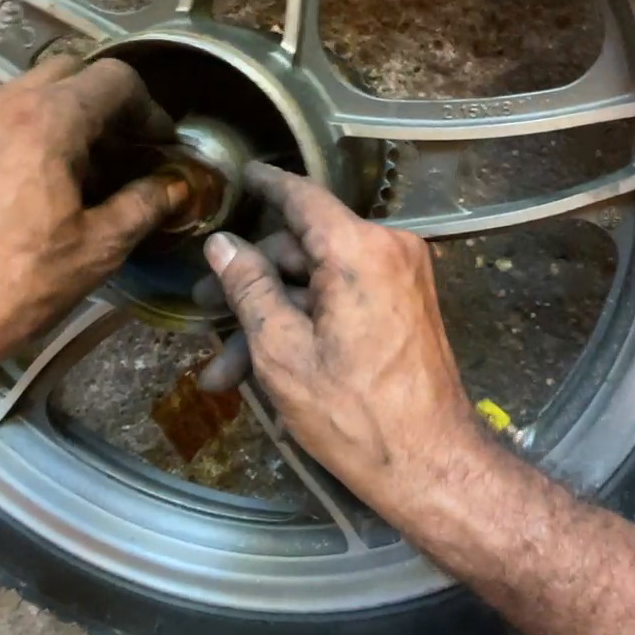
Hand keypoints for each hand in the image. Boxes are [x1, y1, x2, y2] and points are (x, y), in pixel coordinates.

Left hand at [0, 57, 187, 389]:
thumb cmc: (12, 284)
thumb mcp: (97, 247)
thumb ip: (145, 204)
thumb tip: (177, 187)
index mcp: (47, 119)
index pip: (115, 79)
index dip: (150, 109)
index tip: (162, 146)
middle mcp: (2, 102)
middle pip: (74, 75)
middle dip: (110, 106)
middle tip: (131, 153)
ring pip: (35, 92)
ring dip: (73, 118)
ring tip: (92, 173)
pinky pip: (5, 116)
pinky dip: (37, 131)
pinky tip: (48, 184)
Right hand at [197, 163, 481, 505]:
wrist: (430, 461)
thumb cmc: (353, 411)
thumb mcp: (283, 350)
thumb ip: (249, 287)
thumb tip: (222, 244)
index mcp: (359, 248)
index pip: (302, 196)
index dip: (266, 184)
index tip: (242, 174)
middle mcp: (387, 249)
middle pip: (304, 248)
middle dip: (251, 284)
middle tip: (204, 310)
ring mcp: (400, 277)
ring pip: (319, 283)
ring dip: (273, 318)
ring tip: (224, 369)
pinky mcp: (405, 305)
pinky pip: (345, 300)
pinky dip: (308, 325)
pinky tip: (262, 371)